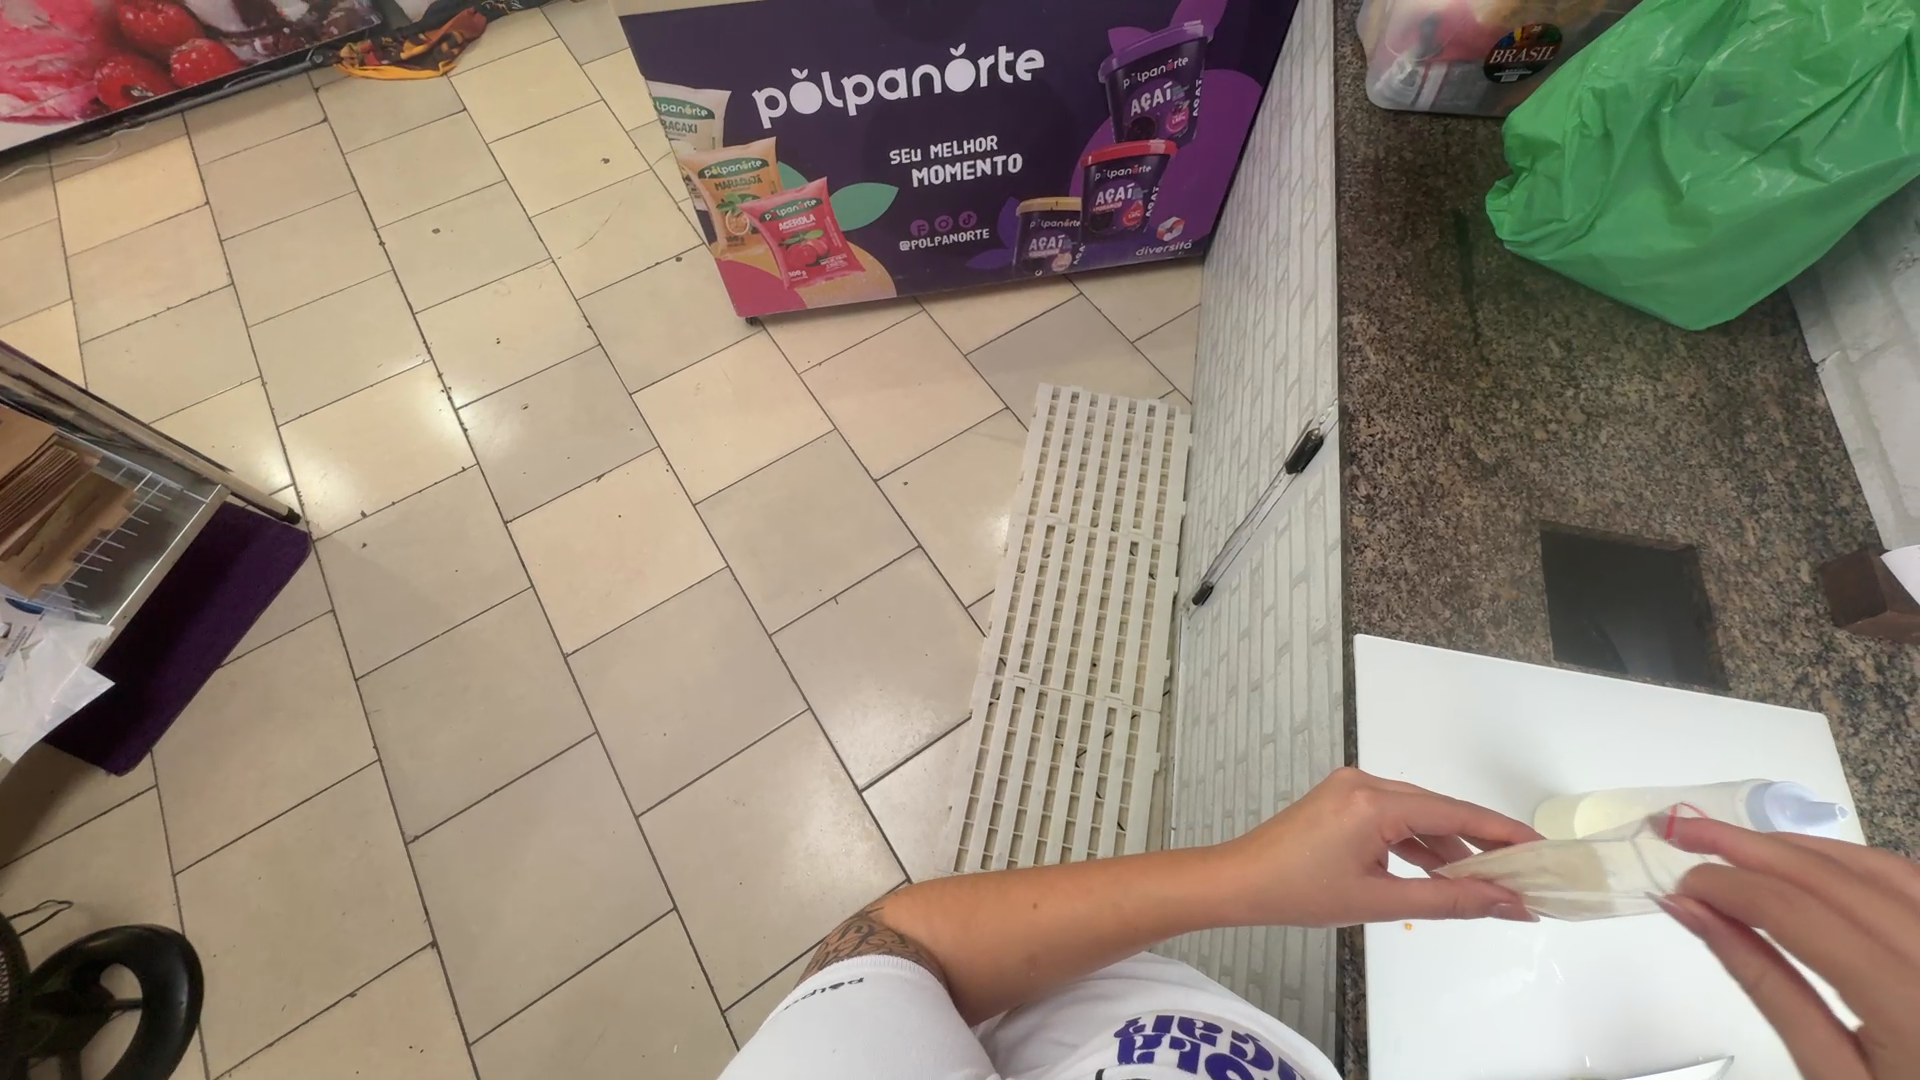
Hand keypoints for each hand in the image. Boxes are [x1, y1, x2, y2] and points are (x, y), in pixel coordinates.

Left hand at [1210, 767, 1542, 926]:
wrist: (1241, 880)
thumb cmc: (1303, 891)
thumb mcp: (1382, 900)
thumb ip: (1452, 899)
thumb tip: (1511, 903)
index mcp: (1373, 801)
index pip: (1455, 812)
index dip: (1503, 832)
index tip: (1545, 850)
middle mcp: (1362, 783)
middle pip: (1438, 808)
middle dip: (1481, 840)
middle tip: (1525, 873)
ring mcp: (1348, 789)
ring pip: (1415, 813)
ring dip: (1448, 844)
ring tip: (1488, 881)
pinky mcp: (1339, 800)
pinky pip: (1391, 816)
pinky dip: (1417, 841)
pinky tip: (1438, 868)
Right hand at [1659, 818, 1919, 1079]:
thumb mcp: (1834, 1074)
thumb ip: (1763, 982)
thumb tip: (1685, 908)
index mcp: (1913, 1009)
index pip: (1795, 913)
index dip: (1725, 885)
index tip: (1678, 886)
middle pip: (1834, 880)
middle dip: (1745, 845)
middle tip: (1678, 830)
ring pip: (1881, 869)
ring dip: (1797, 847)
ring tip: (1736, 844)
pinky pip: (1916, 884)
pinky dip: (1853, 864)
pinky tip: (1810, 865)